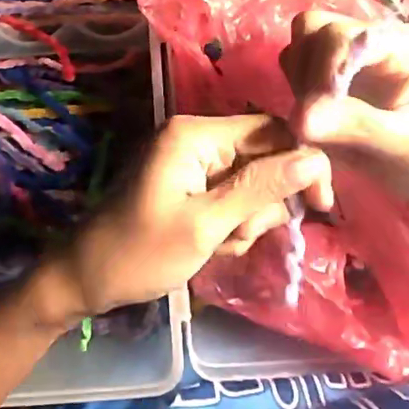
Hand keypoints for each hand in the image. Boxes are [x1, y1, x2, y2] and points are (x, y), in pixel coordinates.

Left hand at [38, 115, 332, 321]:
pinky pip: (232, 197)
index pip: (271, 130)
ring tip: (218, 245)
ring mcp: (193, 161)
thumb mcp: (206, 224)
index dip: (302, 164)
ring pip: (252, 182)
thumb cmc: (141, 252)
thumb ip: (260, 188)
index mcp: (195, 134)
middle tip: (236, 237)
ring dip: (246, 220)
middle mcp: (196, 137)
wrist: (88, 278)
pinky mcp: (191, 183)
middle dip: (261, 204)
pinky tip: (211, 247)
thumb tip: (315, 158)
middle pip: (264, 157)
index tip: (321, 208)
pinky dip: (231, 224)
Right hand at [280, 12, 408, 219]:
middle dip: (307, 75)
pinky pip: (297, 78)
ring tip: (318, 131)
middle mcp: (376, 41)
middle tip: (312, 123)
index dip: (324, 69)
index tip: (312, 117)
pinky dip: (297, 102)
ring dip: (299, 88)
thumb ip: (358, 126)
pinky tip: (315, 133)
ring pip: (300, 51)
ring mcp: (352, 61)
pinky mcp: (333, 83)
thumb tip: (300, 119)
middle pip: (314, 30)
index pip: (347, 35)